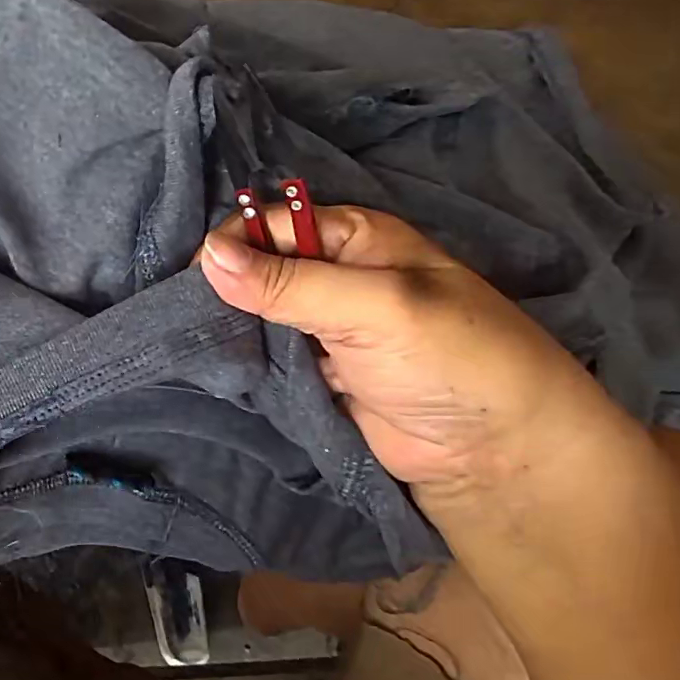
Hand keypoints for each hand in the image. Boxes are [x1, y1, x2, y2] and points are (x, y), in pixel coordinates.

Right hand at [198, 204, 625, 499]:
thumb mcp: (372, 308)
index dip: (231, 245)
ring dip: (229, 322)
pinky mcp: (313, 366)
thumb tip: (206, 255)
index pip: (270, 224)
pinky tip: (217, 360)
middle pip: (257, 265)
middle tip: (186, 316)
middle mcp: (332, 271)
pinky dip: (244, 354)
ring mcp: (321, 322)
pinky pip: (265, 349)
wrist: (493, 454)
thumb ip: (288, 283)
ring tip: (193, 340)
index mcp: (352, 237)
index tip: (194, 283)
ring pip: (256, 309)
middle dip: (223, 285)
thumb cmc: (448, 360)